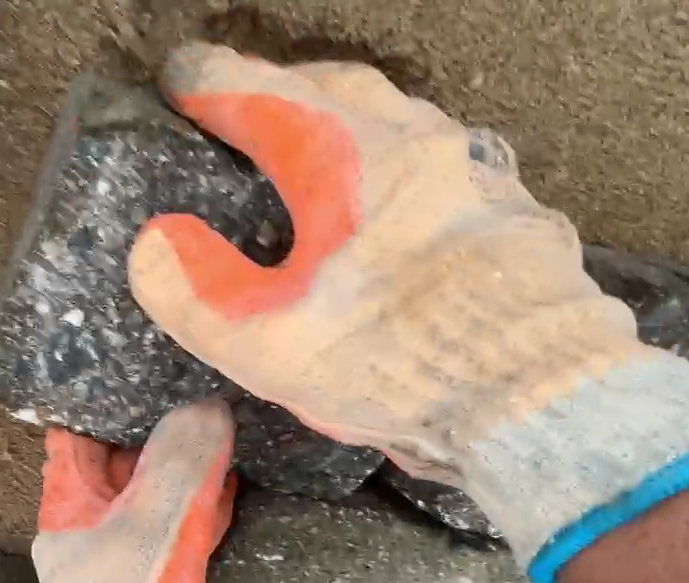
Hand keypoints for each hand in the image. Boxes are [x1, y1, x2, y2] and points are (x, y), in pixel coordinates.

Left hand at [0, 400, 235, 582]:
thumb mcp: (154, 527)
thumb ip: (179, 462)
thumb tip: (204, 408)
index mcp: (67, 508)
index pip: (76, 436)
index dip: (103, 402)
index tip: (142, 372)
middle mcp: (84, 531)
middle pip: (119, 465)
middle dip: (157, 436)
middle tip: (202, 397)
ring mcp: (114, 561)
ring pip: (148, 501)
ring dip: (182, 474)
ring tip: (223, 434)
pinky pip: (169, 537)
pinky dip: (193, 514)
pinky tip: (227, 496)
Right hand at [130, 45, 688, 582]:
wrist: (532, 400)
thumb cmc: (391, 365)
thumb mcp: (266, 344)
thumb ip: (196, 292)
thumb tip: (156, 242)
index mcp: (350, 164)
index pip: (266, 97)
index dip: (213, 83)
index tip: (179, 76)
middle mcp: (418, 146)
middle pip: (336, 89)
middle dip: (278, 87)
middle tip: (239, 103)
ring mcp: (473, 173)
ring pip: (394, 118)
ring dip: (339, 118)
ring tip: (305, 142)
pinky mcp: (506, 213)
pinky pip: (433, 160)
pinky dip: (389, 161)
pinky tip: (381, 202)